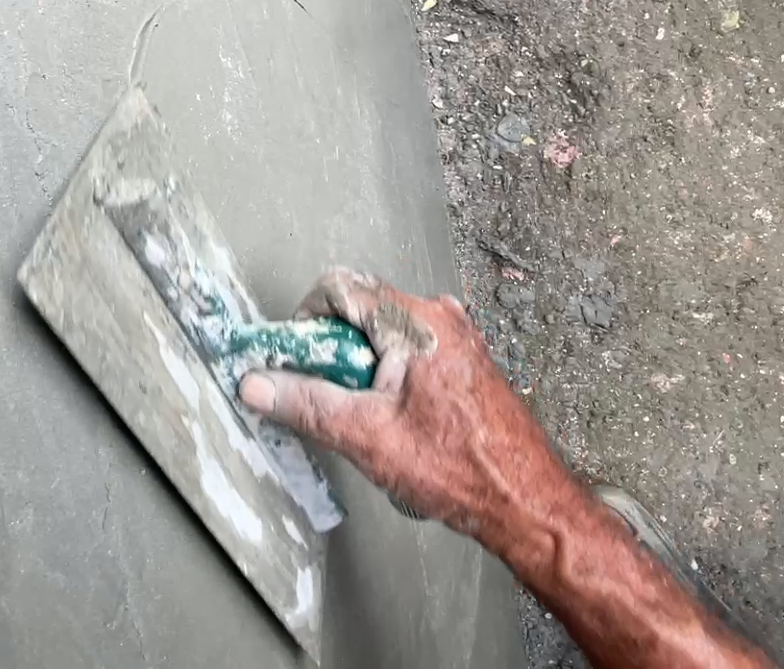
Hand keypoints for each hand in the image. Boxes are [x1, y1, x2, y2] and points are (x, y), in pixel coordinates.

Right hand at [237, 267, 563, 535]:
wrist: (524, 497)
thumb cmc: (458, 468)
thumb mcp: (367, 436)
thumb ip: (307, 403)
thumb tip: (258, 384)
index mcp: (415, 321)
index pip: (339, 286)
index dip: (307, 317)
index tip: (298, 357)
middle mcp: (438, 314)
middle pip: (361, 305)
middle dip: (336, 347)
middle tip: (337, 394)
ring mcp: (455, 331)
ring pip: (383, 327)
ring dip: (362, 362)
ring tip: (372, 412)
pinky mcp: (462, 352)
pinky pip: (408, 342)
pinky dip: (388, 368)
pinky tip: (398, 413)